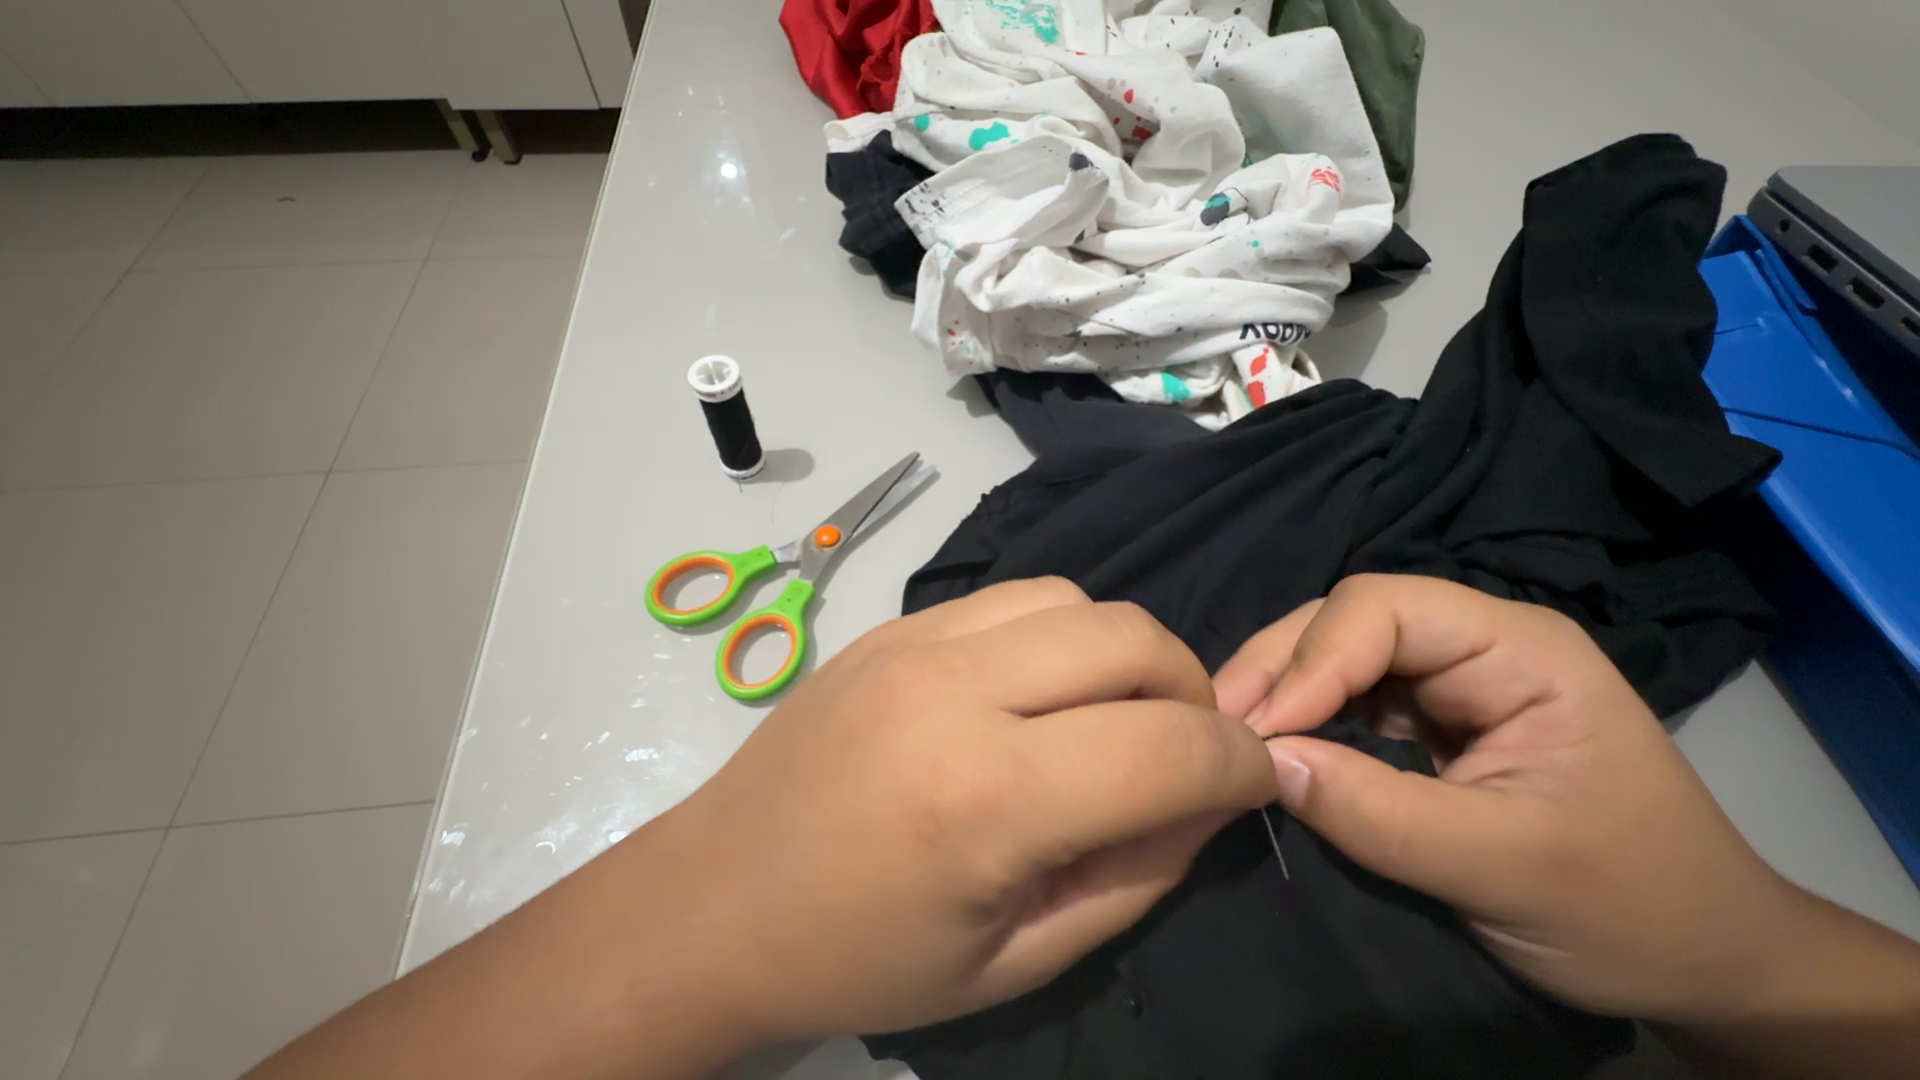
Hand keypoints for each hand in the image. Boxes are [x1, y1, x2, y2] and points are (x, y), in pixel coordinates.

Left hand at [647, 578, 1279, 1042]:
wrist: (713, 901)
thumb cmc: (860, 957)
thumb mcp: (1016, 958)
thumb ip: (1134, 874)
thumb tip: (1212, 799)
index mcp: (988, 796)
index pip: (1170, 745)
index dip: (1239, 763)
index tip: (1255, 782)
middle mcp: (955, 691)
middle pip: (1132, 638)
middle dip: (1194, 691)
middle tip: (1185, 749)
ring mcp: (915, 642)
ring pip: (1074, 599)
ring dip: (1124, 652)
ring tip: (1112, 713)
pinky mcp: (891, 626)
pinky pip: (1009, 598)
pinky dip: (1057, 633)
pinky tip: (1038, 689)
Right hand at [1212, 574, 1794, 1022]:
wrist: (1702, 960)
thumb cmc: (1632, 908)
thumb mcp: (1506, 870)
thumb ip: (1381, 814)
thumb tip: (1263, 761)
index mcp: (1519, 650)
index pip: (1385, 610)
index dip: (1312, 659)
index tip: (1260, 731)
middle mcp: (1476, 646)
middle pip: (1347, 620)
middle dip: (1279, 667)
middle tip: (1219, 727)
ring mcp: (1449, 682)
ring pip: (1336, 654)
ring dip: (1278, 690)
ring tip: (1230, 737)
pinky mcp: (1427, 721)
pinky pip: (1344, 699)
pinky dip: (1299, 719)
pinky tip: (1270, 747)